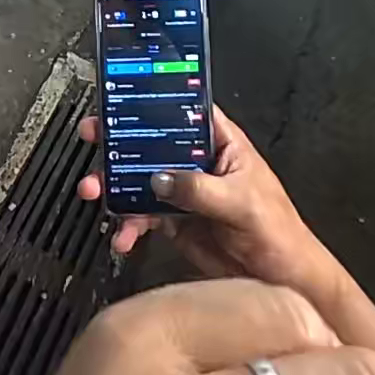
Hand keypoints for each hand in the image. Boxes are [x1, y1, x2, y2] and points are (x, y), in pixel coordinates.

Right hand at [77, 106, 335, 292]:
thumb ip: (201, 189)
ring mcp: (184, 190)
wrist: (280, 278)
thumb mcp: (242, 202)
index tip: (125, 96)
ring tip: (96, 193)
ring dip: (114, 186)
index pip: (185, 109)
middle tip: (95, 136)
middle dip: (120, 141)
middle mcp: (199, 162)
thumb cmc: (277, 229)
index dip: (156, 100)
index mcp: (221, 143)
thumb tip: (163, 180)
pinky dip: (127, 224)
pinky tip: (123, 235)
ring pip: (140, 179)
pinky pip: (142, 215)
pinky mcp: (175, 220)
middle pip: (153, 142)